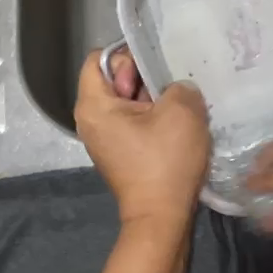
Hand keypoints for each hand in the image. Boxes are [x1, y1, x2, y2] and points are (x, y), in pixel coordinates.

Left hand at [74, 48, 210, 228]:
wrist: (163, 217)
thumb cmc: (166, 161)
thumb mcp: (181, 110)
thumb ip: (179, 85)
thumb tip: (176, 89)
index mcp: (93, 105)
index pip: (99, 58)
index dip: (128, 55)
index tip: (155, 67)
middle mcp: (91, 120)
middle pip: (114, 79)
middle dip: (144, 78)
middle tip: (173, 87)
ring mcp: (105, 139)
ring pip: (129, 102)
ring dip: (155, 100)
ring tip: (180, 106)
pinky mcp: (122, 153)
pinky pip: (135, 123)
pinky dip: (155, 120)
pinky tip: (178, 126)